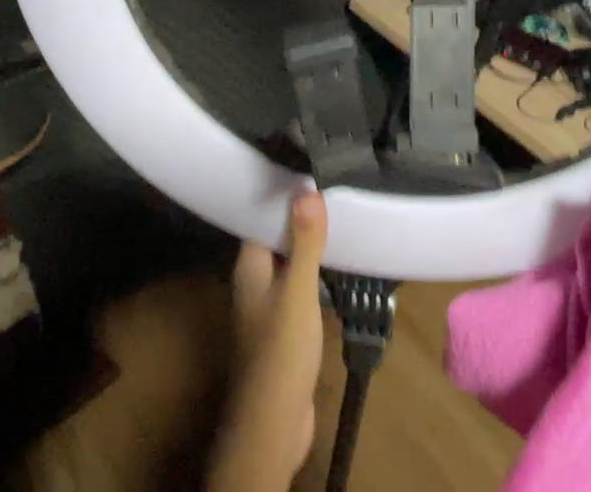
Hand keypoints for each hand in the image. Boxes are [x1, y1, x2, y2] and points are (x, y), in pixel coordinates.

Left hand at [209, 191, 328, 491]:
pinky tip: (339, 266)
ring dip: (309, 246)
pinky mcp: (285, 329)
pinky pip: (300, 288)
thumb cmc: (280, 352)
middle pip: (275, 239)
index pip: (260, 218)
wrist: (273, 422)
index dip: (281, 195)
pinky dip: (316, 274)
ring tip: (341, 218)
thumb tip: (307, 189)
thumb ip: (303, 244)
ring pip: (289, 265)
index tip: (308, 168)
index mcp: (249, 268)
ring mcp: (268, 307)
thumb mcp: (296, 292)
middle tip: (333, 187)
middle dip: (300, 217)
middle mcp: (254, 282)